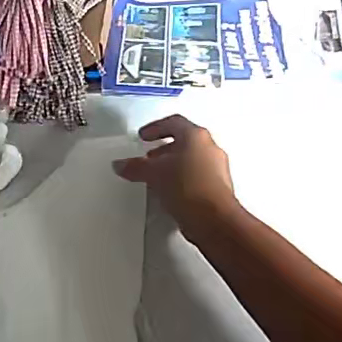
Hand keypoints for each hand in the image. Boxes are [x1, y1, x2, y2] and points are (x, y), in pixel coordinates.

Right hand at [113, 114, 240, 240]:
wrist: (213, 219)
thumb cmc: (190, 187)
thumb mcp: (153, 173)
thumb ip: (135, 166)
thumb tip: (123, 165)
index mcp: (196, 136)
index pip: (174, 123)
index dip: (155, 128)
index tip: (145, 135)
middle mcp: (210, 149)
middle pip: (184, 142)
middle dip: (164, 150)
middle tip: (150, 157)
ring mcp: (217, 169)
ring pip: (192, 161)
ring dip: (173, 167)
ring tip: (157, 178)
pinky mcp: (218, 189)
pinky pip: (197, 179)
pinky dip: (182, 181)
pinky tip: (170, 193)